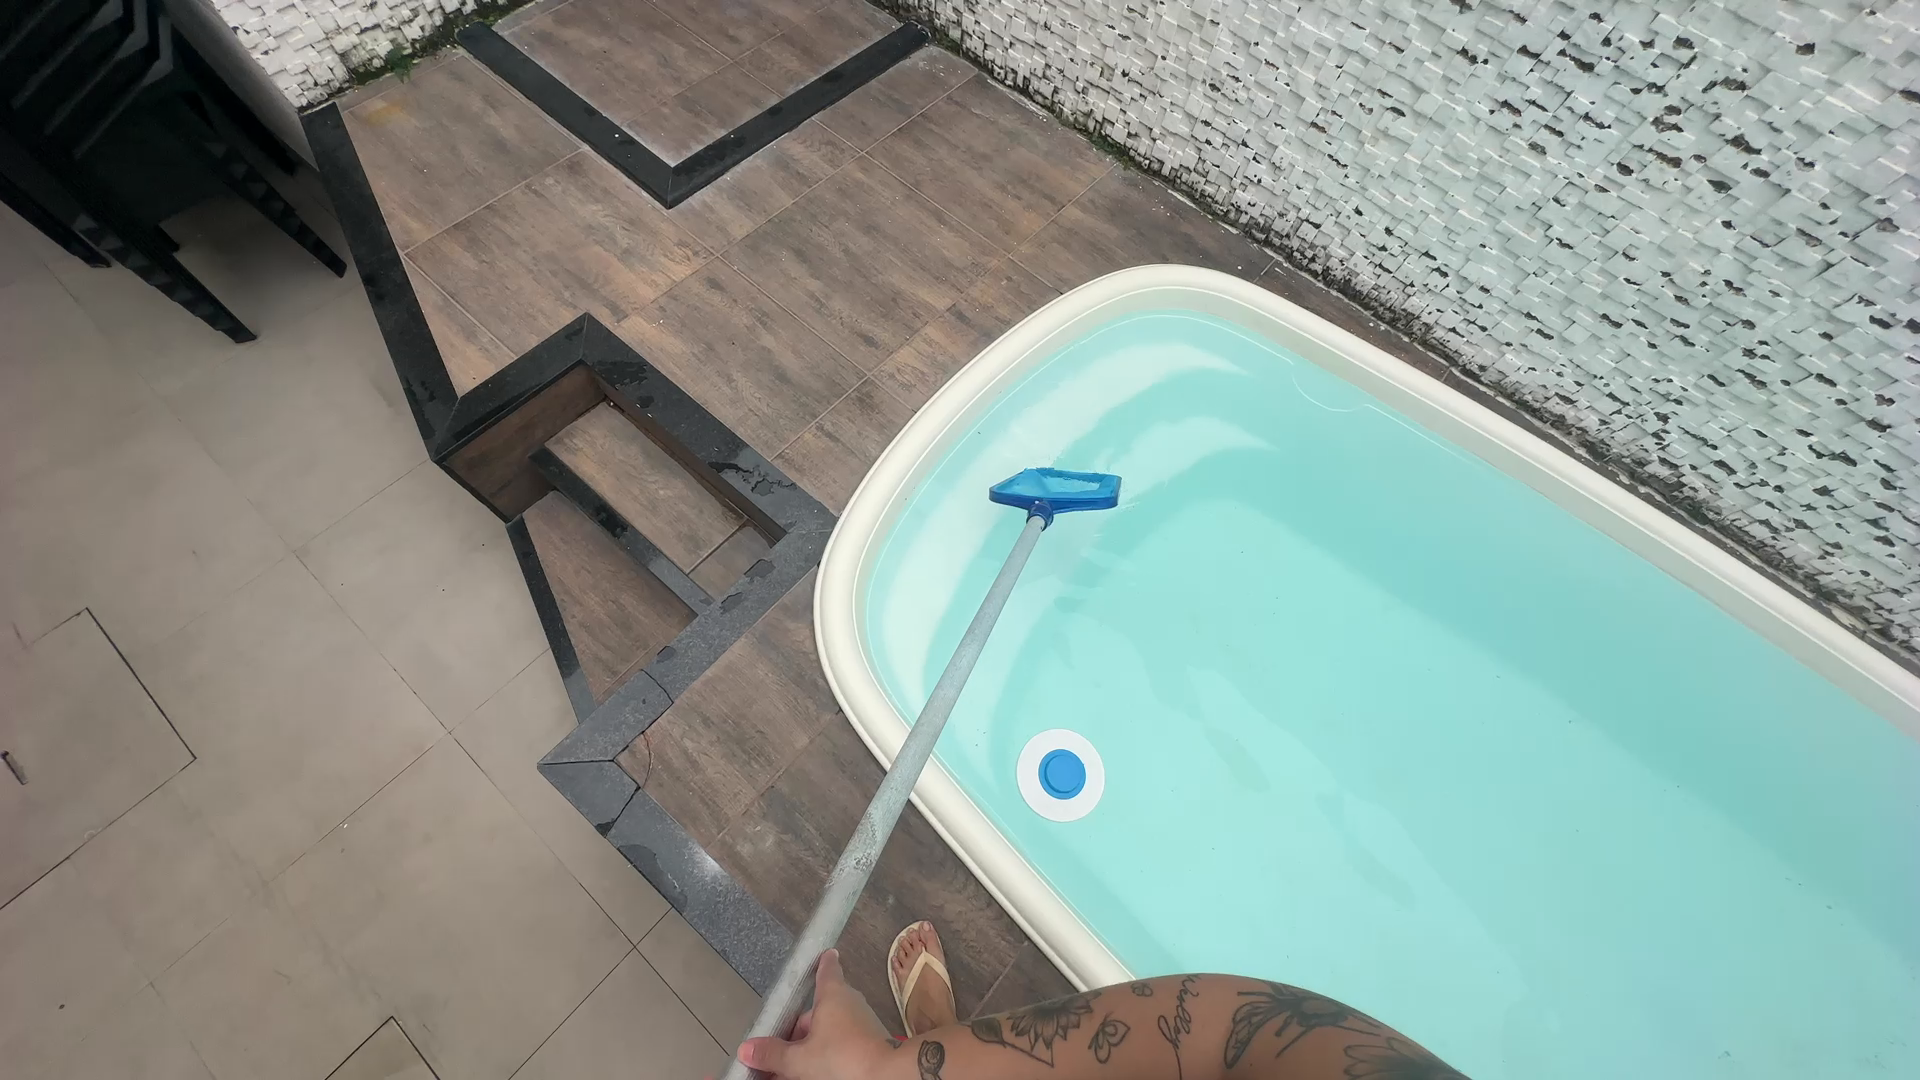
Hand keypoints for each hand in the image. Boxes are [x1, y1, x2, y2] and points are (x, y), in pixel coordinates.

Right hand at [736, 950, 898, 1079]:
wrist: (883, 1074)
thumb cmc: (843, 1057)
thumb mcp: (800, 1059)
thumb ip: (773, 1054)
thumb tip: (746, 1049)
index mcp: (832, 993)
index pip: (826, 969)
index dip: (822, 962)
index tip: (822, 954)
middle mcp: (849, 1001)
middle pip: (818, 1010)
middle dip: (798, 1032)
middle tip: (779, 1053)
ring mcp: (861, 1020)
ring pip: (829, 1029)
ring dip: (811, 1046)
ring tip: (793, 1069)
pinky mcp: (869, 1039)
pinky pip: (842, 1041)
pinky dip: (826, 1052)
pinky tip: (814, 1072)